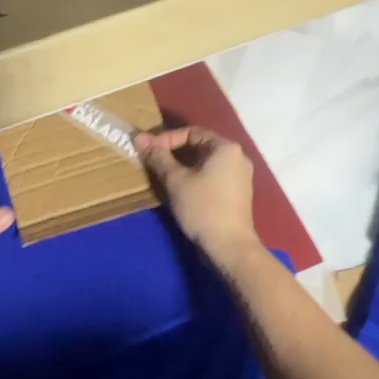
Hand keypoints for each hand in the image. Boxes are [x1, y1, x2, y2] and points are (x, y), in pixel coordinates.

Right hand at [136, 126, 259, 261]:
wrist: (229, 246)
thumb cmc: (202, 207)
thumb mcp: (175, 180)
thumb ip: (158, 157)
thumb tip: (139, 137)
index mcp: (225, 147)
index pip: (191, 132)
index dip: (166, 139)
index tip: (149, 153)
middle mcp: (237, 157)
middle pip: (199, 146)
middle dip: (173, 153)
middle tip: (153, 164)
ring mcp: (240, 176)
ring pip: (205, 163)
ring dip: (182, 167)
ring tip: (162, 177)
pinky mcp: (237, 193)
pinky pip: (212, 176)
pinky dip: (194, 178)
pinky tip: (180, 190)